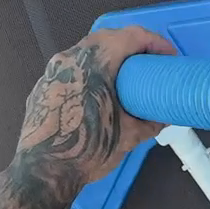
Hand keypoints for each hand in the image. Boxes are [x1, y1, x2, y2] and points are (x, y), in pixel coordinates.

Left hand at [15, 26, 173, 187]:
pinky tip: (96, 96)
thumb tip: (164, 117)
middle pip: (106, 39)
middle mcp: (69, 59)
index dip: (155, 42)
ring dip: (107, 60)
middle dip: (131, 47)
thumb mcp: (128, 136)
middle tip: (148, 63)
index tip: (167, 56)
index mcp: (94, 63)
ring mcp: (52, 73)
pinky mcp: (42, 88)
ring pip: (85, 54)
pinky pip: (70, 72)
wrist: (44, 172)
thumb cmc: (86, 151)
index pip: (131, 36)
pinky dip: (88, 75)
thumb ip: (151, 121)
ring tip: (123, 80)